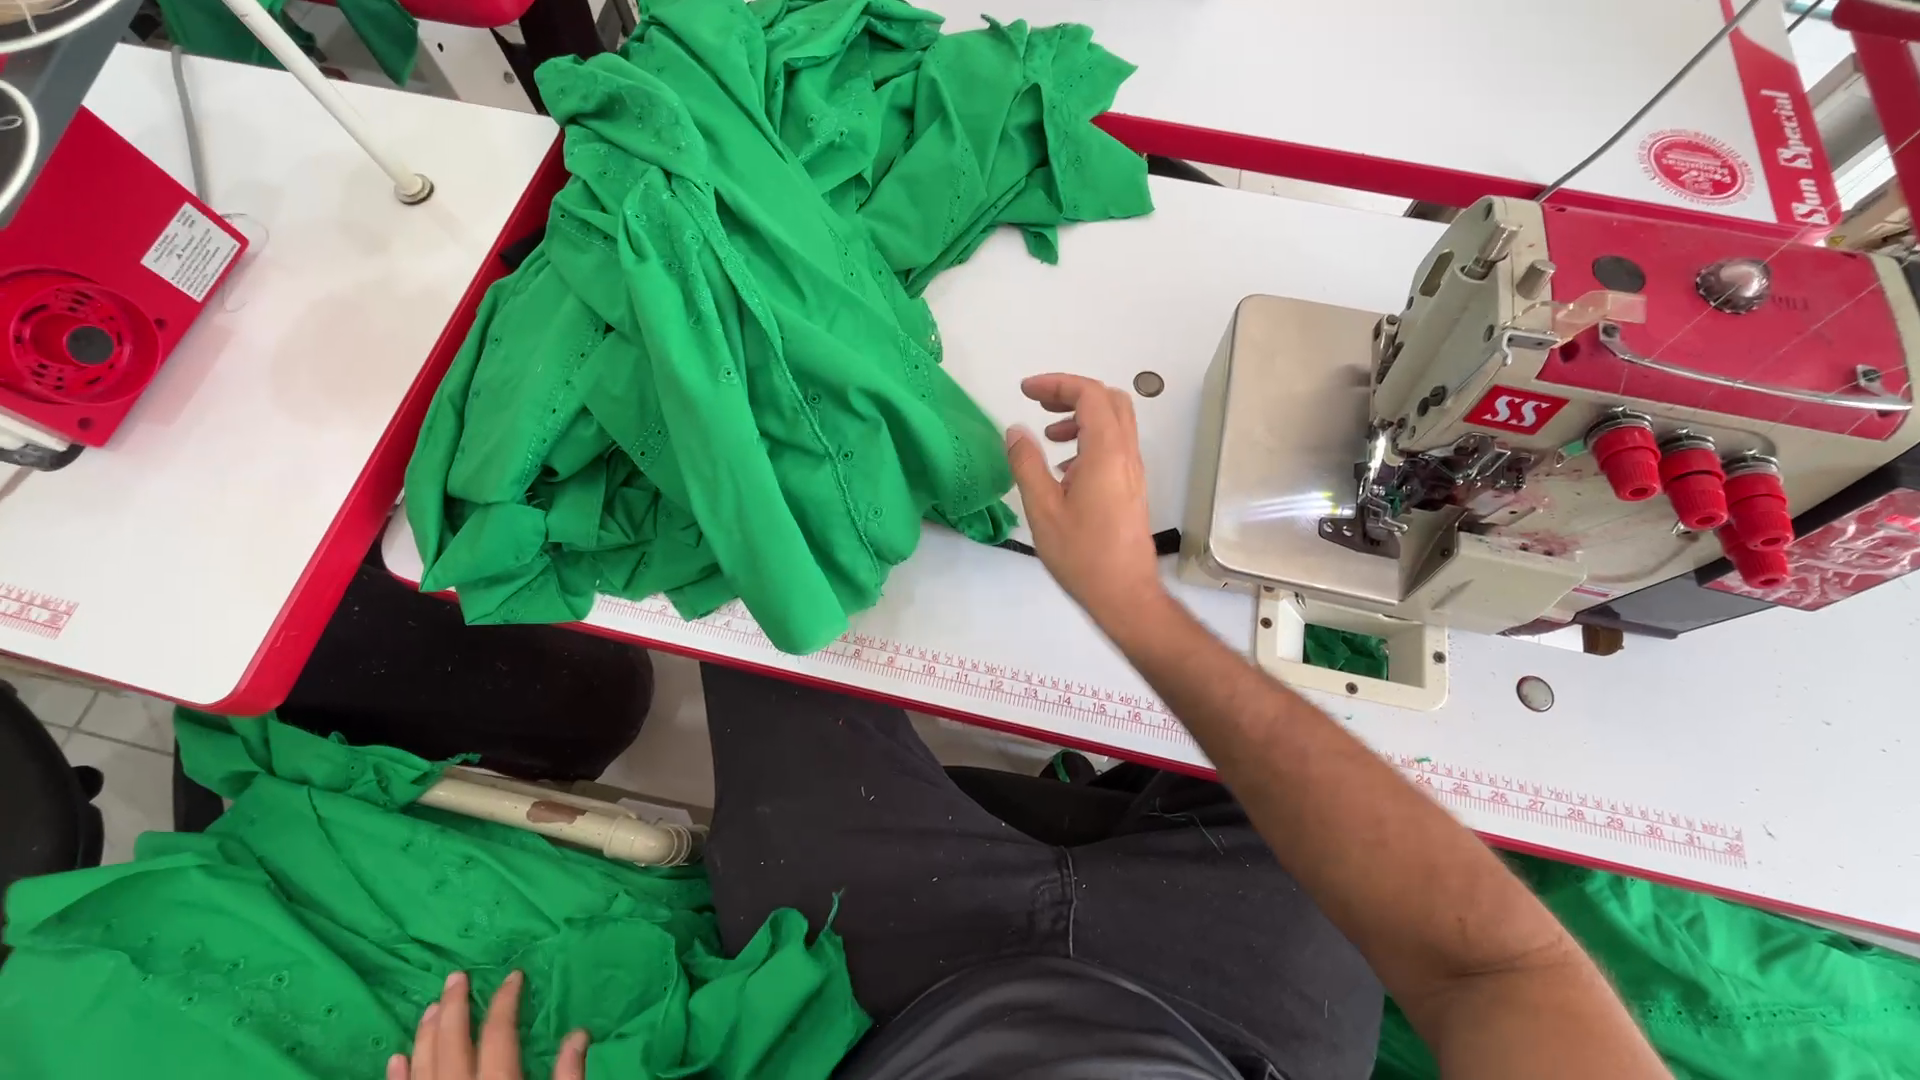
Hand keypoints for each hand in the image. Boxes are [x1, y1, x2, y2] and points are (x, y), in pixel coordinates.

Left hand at [388, 971, 587, 1079]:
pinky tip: (396, 1059)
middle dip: (455, 1008)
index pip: (499, 1035)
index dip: (506, 1002)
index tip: (514, 976)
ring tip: (431, 1007)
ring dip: (425, 1035)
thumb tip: (579, 1034)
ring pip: (421, 1069)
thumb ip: (567, 1079)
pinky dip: (397, 1078)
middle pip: (453, 1045)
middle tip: (456, 977)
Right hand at [1004, 373, 1165, 625]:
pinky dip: (1089, 441)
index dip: (1057, 384)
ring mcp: (1133, 472)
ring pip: (1114, 423)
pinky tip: (1064, 470)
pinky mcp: (1131, 488)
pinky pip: (1114, 447)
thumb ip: (1027, 463)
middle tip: (1039, 404)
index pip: (1089, 394)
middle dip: (1072, 393)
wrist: (1124, 594)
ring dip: (1081, 418)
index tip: (1025, 391)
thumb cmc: (1081, 554)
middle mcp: (1126, 455)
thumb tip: (1016, 430)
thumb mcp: (1042, 508)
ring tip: (1049, 437)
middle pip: (1108, 400)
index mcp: (1105, 452)